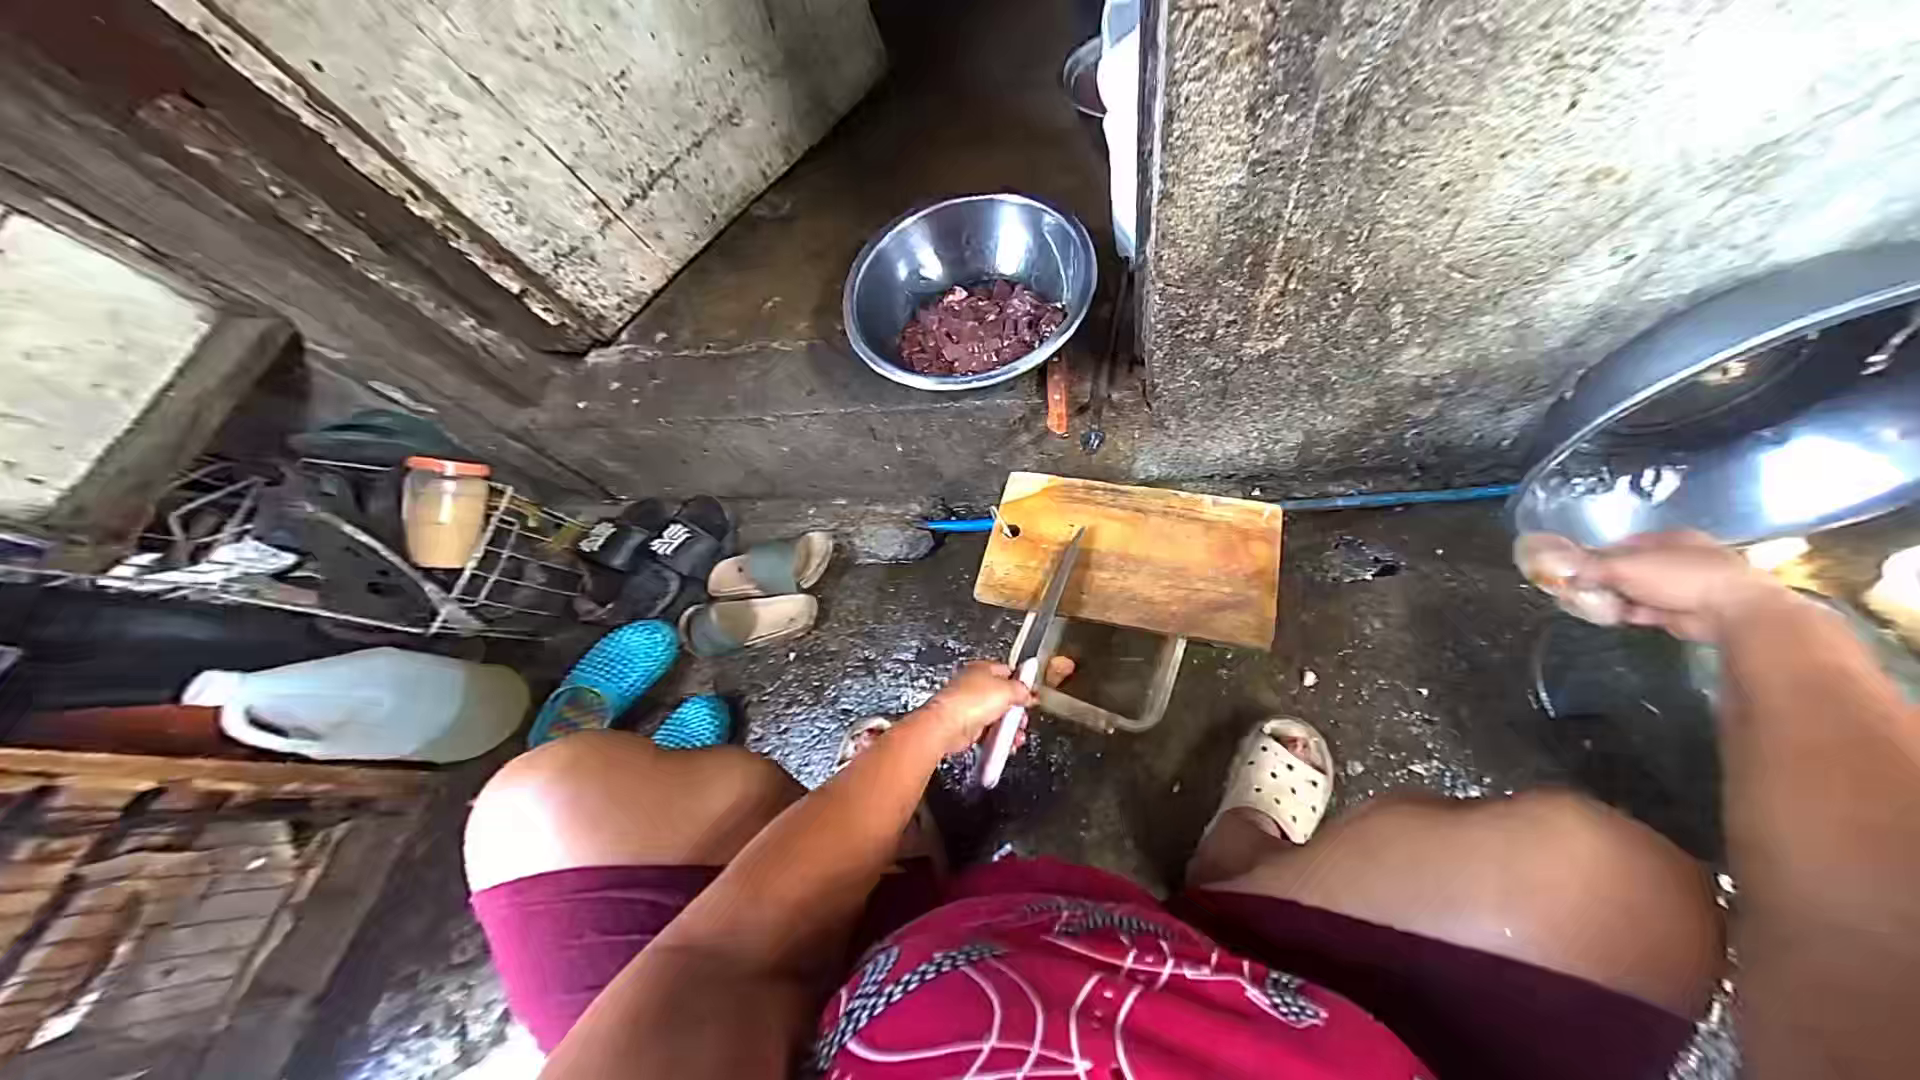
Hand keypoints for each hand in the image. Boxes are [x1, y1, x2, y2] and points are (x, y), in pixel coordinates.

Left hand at [907, 656, 1075, 756]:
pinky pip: (988, 733)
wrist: (947, 727)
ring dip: (1009, 728)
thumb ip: (1021, 689)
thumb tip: (1028, 692)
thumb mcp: (1007, 690)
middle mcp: (974, 686)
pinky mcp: (966, 727)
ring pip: (996, 717)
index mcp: (982, 669)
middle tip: (1023, 718)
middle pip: (1002, 697)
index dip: (1021, 683)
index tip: (1031, 694)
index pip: (1007, 672)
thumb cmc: (970, 701)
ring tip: (1017, 735)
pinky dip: (998, 739)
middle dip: (1016, 710)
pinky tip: (1006, 744)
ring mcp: (969, 707)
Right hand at [1576, 530, 1794, 641]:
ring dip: (1611, 597)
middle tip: (1574, 586)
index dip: (1595, 553)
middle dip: (1601, 578)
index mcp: (1669, 539)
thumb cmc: (1680, 576)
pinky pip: (1641, 609)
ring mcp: (1680, 587)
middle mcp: (1676, 560)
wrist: (1732, 612)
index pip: (1622, 543)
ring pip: (1633, 590)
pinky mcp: (1678, 611)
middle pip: (1627, 568)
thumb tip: (1561, 569)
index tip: (1572, 565)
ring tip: (1585, 601)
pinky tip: (1604, 615)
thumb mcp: (1624, 565)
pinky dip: (1623, 612)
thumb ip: (1589, 567)